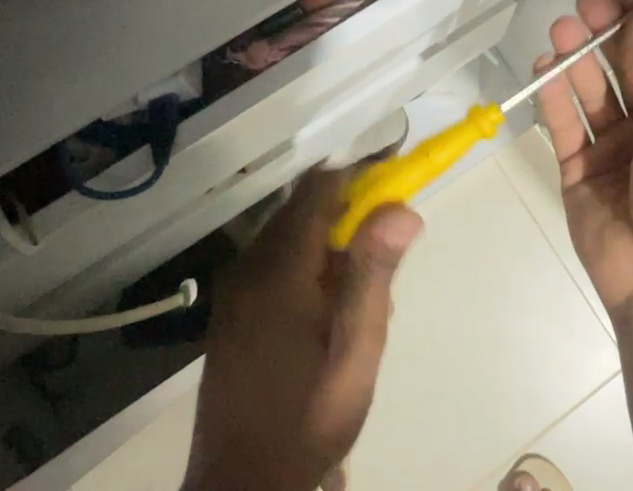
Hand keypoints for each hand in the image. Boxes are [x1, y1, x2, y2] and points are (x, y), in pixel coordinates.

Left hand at [184, 170, 422, 490]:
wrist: (242, 484)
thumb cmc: (309, 421)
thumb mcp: (355, 355)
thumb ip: (373, 278)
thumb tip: (401, 208)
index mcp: (278, 272)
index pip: (320, 191)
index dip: (361, 174)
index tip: (399, 176)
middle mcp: (249, 267)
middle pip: (304, 208)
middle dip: (351, 211)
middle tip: (387, 250)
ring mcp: (235, 287)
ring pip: (291, 232)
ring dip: (332, 239)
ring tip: (362, 293)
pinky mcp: (231, 307)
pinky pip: (276, 259)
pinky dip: (310, 261)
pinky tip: (329, 309)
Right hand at [533, 0, 632, 318]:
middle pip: (626, 68)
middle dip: (608, 34)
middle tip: (587, 3)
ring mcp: (614, 147)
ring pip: (592, 92)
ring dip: (578, 58)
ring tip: (561, 28)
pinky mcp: (580, 167)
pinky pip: (565, 124)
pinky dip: (554, 96)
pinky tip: (545, 67)